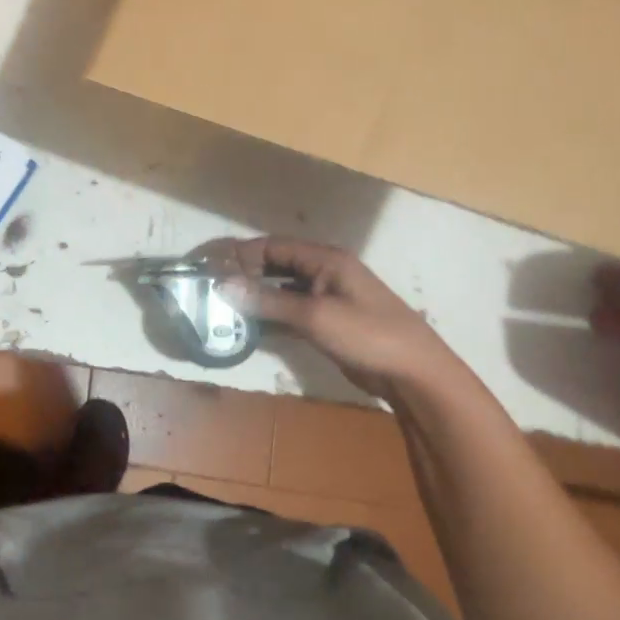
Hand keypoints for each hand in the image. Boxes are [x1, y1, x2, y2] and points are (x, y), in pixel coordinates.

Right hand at [191, 237, 463, 400]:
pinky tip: (244, 328)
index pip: (271, 246)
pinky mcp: (325, 321)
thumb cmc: (368, 336)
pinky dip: (265, 316)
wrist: (413, 373)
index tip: (207, 268)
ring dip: (251, 296)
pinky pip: (286, 311)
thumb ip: (267, 300)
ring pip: (278, 289)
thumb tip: (222, 285)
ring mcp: (325, 297)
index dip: (237, 255)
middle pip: (273, 264)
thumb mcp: (314, 315)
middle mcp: (323, 272)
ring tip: (219, 308)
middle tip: (207, 288)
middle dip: (241, 273)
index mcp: (325, 260)